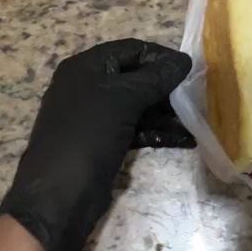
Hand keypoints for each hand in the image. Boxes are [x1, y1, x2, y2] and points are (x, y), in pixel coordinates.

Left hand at [0, 39, 192, 250]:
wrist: (56, 200)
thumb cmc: (87, 135)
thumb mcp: (123, 100)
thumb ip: (156, 78)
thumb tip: (184, 60)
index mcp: (85, 66)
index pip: (131, 50)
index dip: (161, 56)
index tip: (189, 68)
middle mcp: (87, 86)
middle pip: (135, 77)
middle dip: (165, 86)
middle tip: (194, 94)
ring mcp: (94, 117)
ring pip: (137, 105)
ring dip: (165, 111)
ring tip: (194, 118)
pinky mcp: (102, 143)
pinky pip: (134, 128)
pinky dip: (156, 131)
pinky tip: (183, 138)